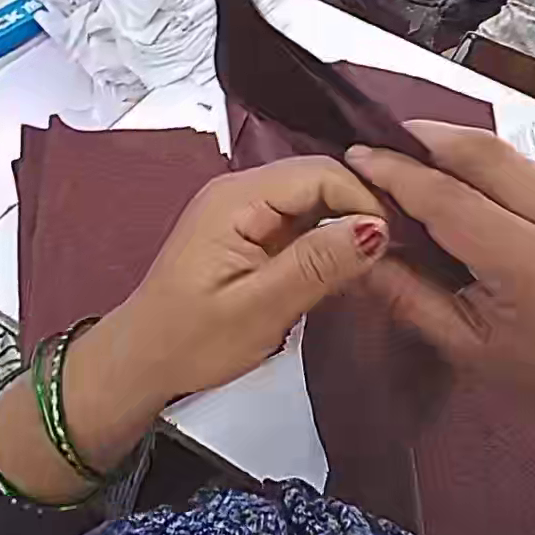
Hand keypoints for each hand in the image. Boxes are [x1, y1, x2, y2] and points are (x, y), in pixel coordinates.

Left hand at [78, 156, 390, 412]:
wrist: (143, 360)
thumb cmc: (189, 341)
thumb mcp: (259, 308)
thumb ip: (317, 264)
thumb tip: (375, 228)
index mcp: (236, 198)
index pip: (319, 173)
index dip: (362, 201)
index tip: (391, 244)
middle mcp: (240, 190)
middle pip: (319, 179)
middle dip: (358, 211)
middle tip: (390, 255)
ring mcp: (244, 208)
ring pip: (314, 199)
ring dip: (345, 226)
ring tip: (372, 263)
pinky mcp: (250, 229)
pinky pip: (301, 219)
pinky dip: (326, 239)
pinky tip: (341, 265)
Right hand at [349, 120, 534, 534]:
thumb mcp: (464, 346)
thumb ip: (406, 292)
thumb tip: (360, 246)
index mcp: (532, 266)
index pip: (448, 197)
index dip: (395, 172)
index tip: (357, 157)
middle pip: (481, 152)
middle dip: (421, 137)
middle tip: (377, 143)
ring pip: (503, 150)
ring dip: (449, 144)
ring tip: (406, 155)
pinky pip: (520, 165)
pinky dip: (477, 161)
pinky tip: (450, 175)